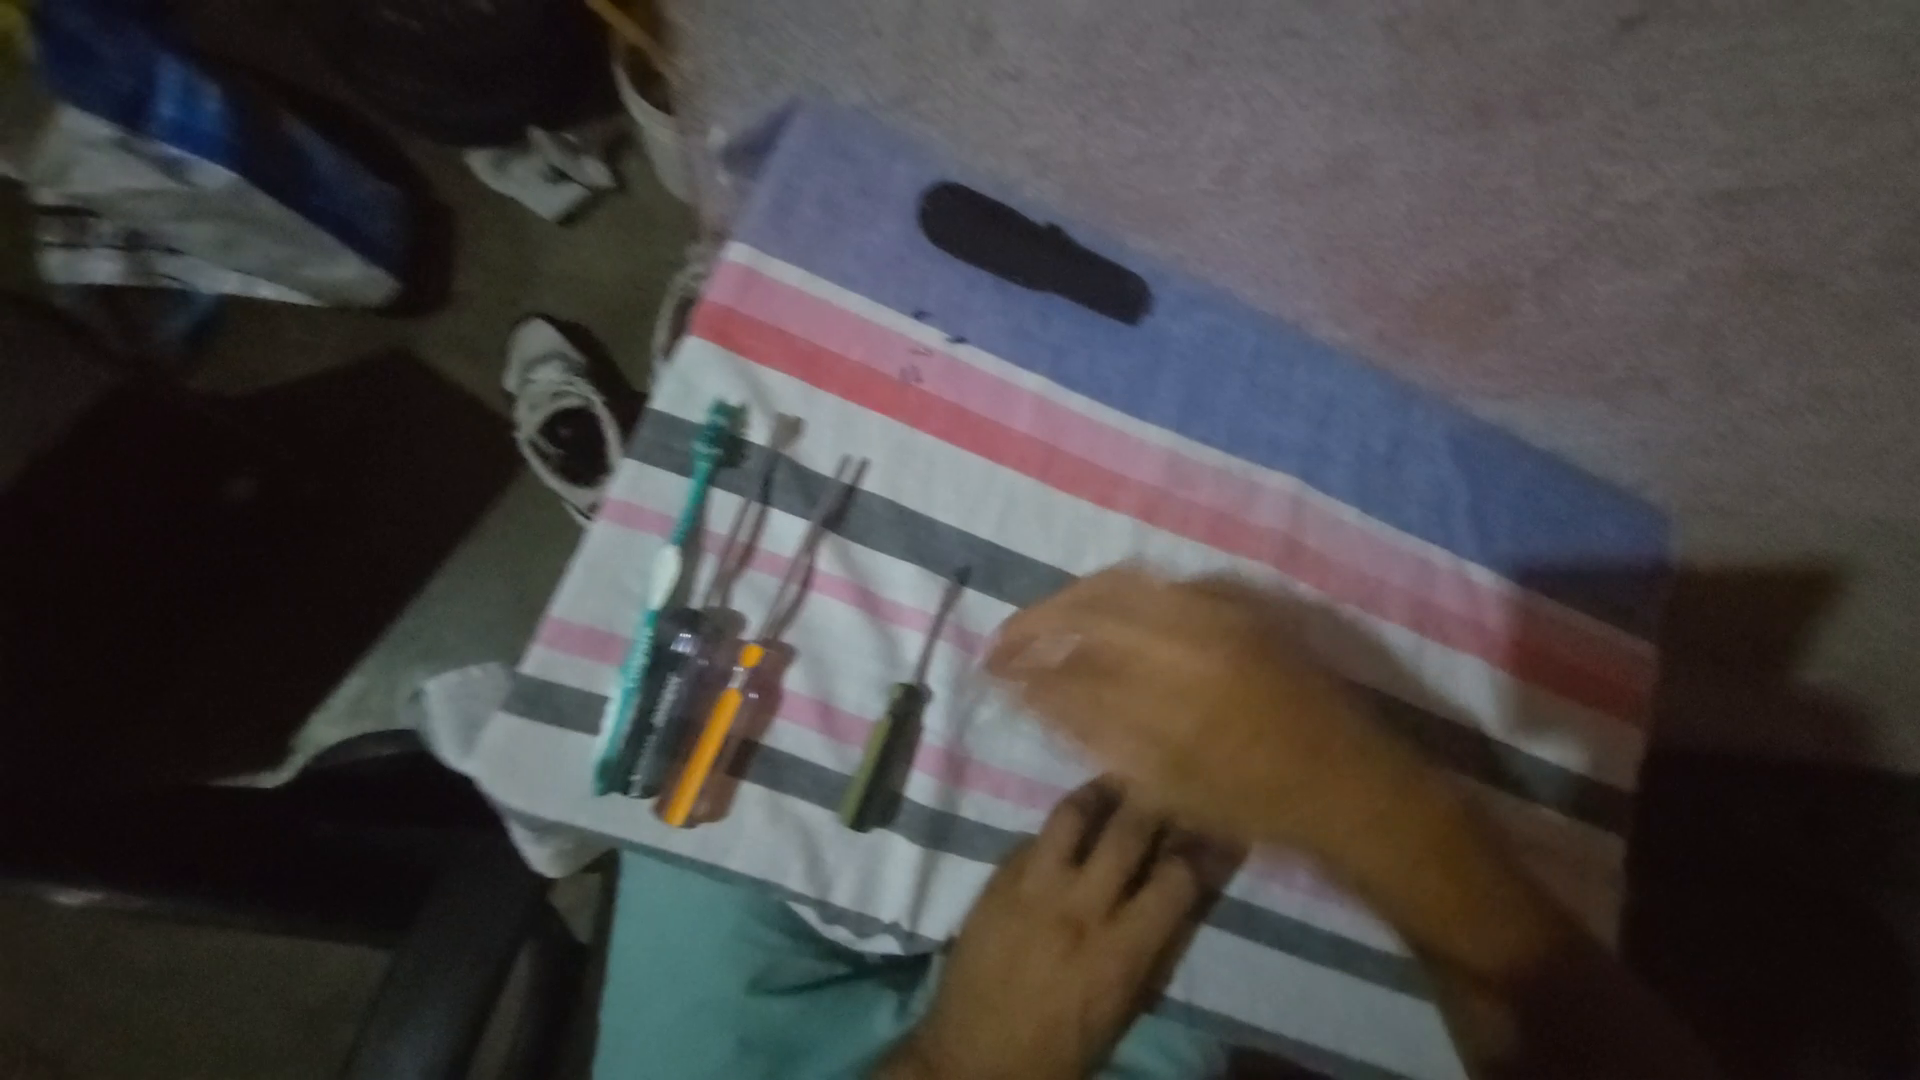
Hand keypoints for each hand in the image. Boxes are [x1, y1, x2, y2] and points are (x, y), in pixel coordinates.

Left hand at [881, 784, 1206, 1079]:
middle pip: (1128, 831)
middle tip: (1168, 777)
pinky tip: (1071, 820)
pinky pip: (1035, 834)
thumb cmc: (1061, 1045)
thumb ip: (1156, 948)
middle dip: (1157, 798)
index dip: (1206, 847)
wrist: (974, 1056)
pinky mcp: (998, 878)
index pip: (1177, 878)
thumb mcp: (1124, 1008)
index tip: (1218, 821)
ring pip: (1073, 813)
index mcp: (1120, 951)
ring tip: (1117, 779)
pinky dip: (1060, 824)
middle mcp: (1079, 906)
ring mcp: (1032, 885)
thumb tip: (1184, 893)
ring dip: (1102, 792)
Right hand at [985, 566, 1446, 858]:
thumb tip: (1031, 687)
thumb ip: (1093, 722)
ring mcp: (1223, 606)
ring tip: (1050, 630)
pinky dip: (1123, 598)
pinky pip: (1166, 587)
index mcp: (1174, 660)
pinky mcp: (1243, 607)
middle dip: (1046, 612)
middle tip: (1010, 641)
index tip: (991, 660)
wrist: (1352, 784)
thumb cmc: (1254, 796)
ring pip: (1133, 581)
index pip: (1078, 633)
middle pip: (1100, 590)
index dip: (1027, 643)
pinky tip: (1109, 625)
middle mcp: (1196, 616)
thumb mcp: (1164, 777)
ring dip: (1081, 600)